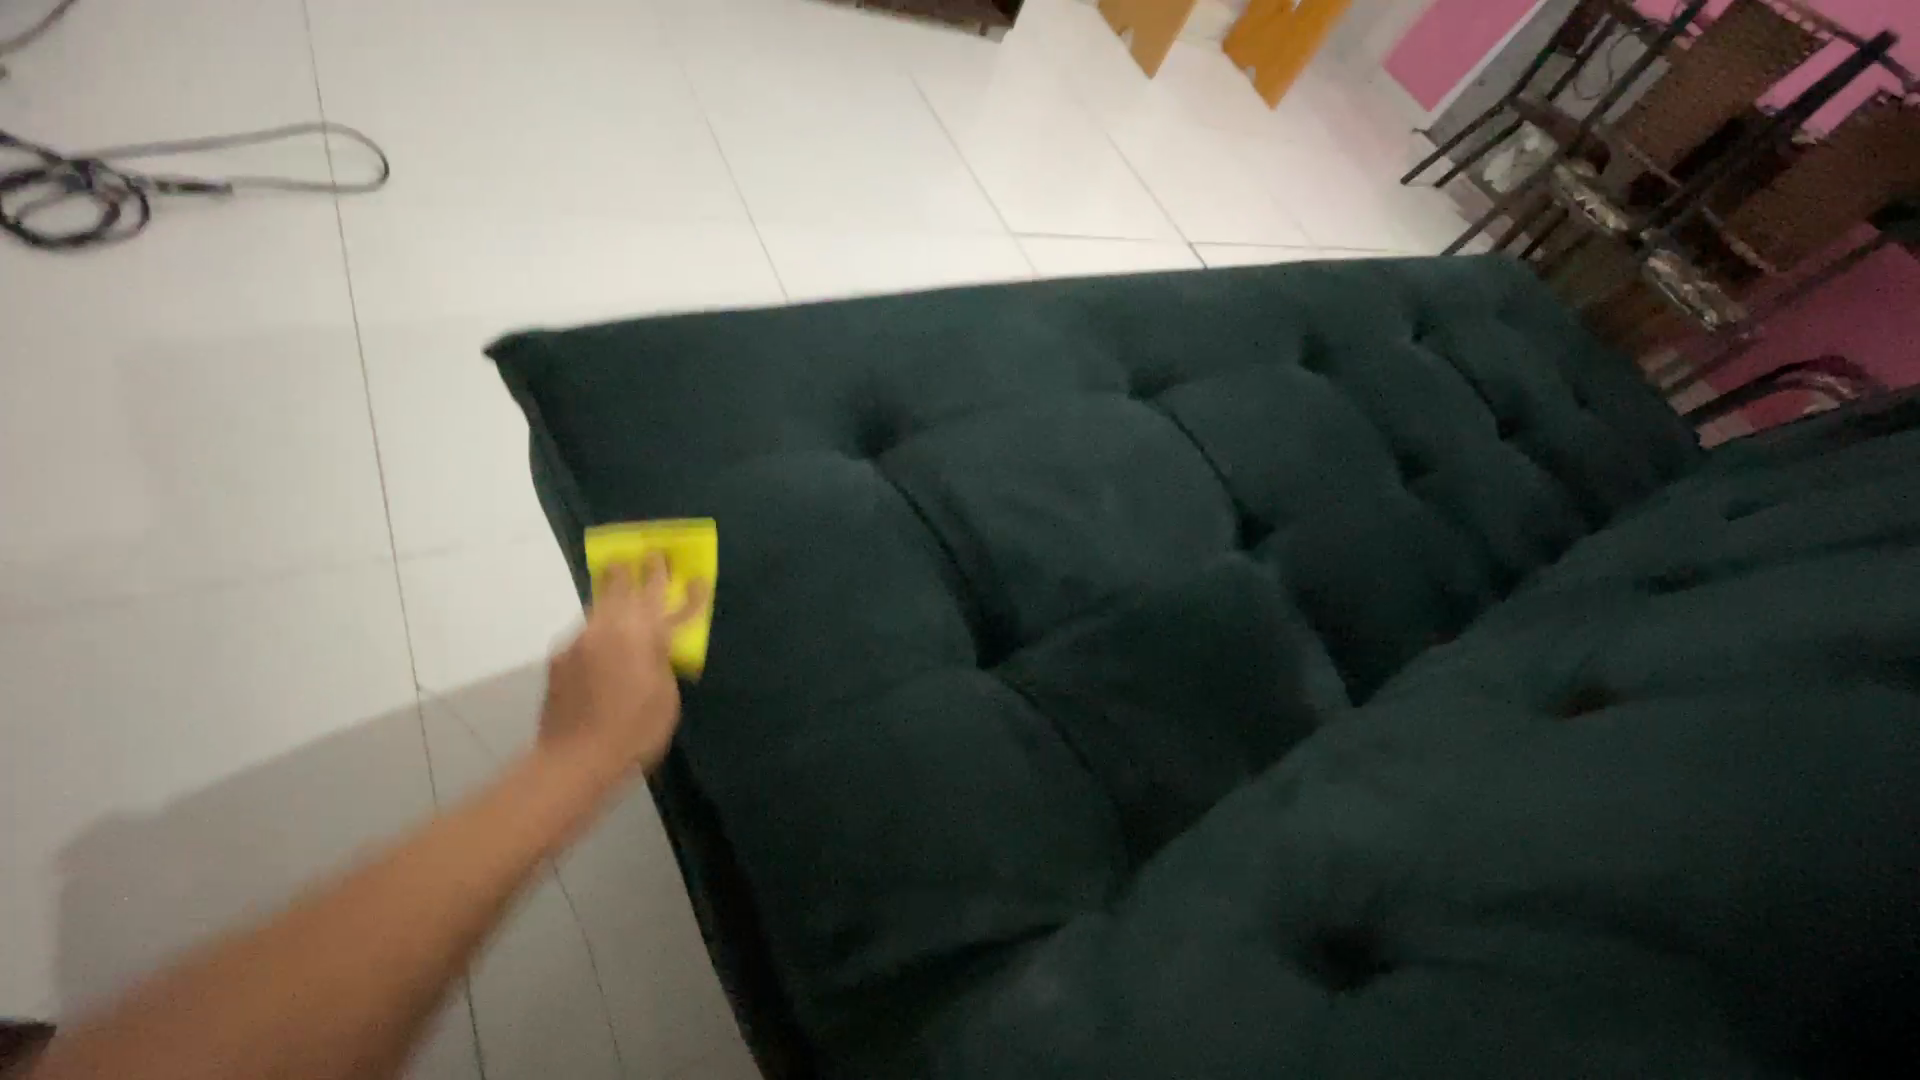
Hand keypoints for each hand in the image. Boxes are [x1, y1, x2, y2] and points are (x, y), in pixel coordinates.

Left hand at [540, 554, 710, 775]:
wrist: (575, 760)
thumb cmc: (635, 730)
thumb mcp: (666, 695)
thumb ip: (662, 660)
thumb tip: (657, 645)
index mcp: (641, 633)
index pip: (659, 593)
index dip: (671, 577)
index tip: (679, 562)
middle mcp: (608, 627)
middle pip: (620, 585)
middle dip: (633, 569)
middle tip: (641, 556)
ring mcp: (579, 640)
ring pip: (599, 607)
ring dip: (612, 599)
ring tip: (619, 593)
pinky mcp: (559, 658)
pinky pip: (585, 633)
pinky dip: (597, 632)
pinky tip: (601, 647)